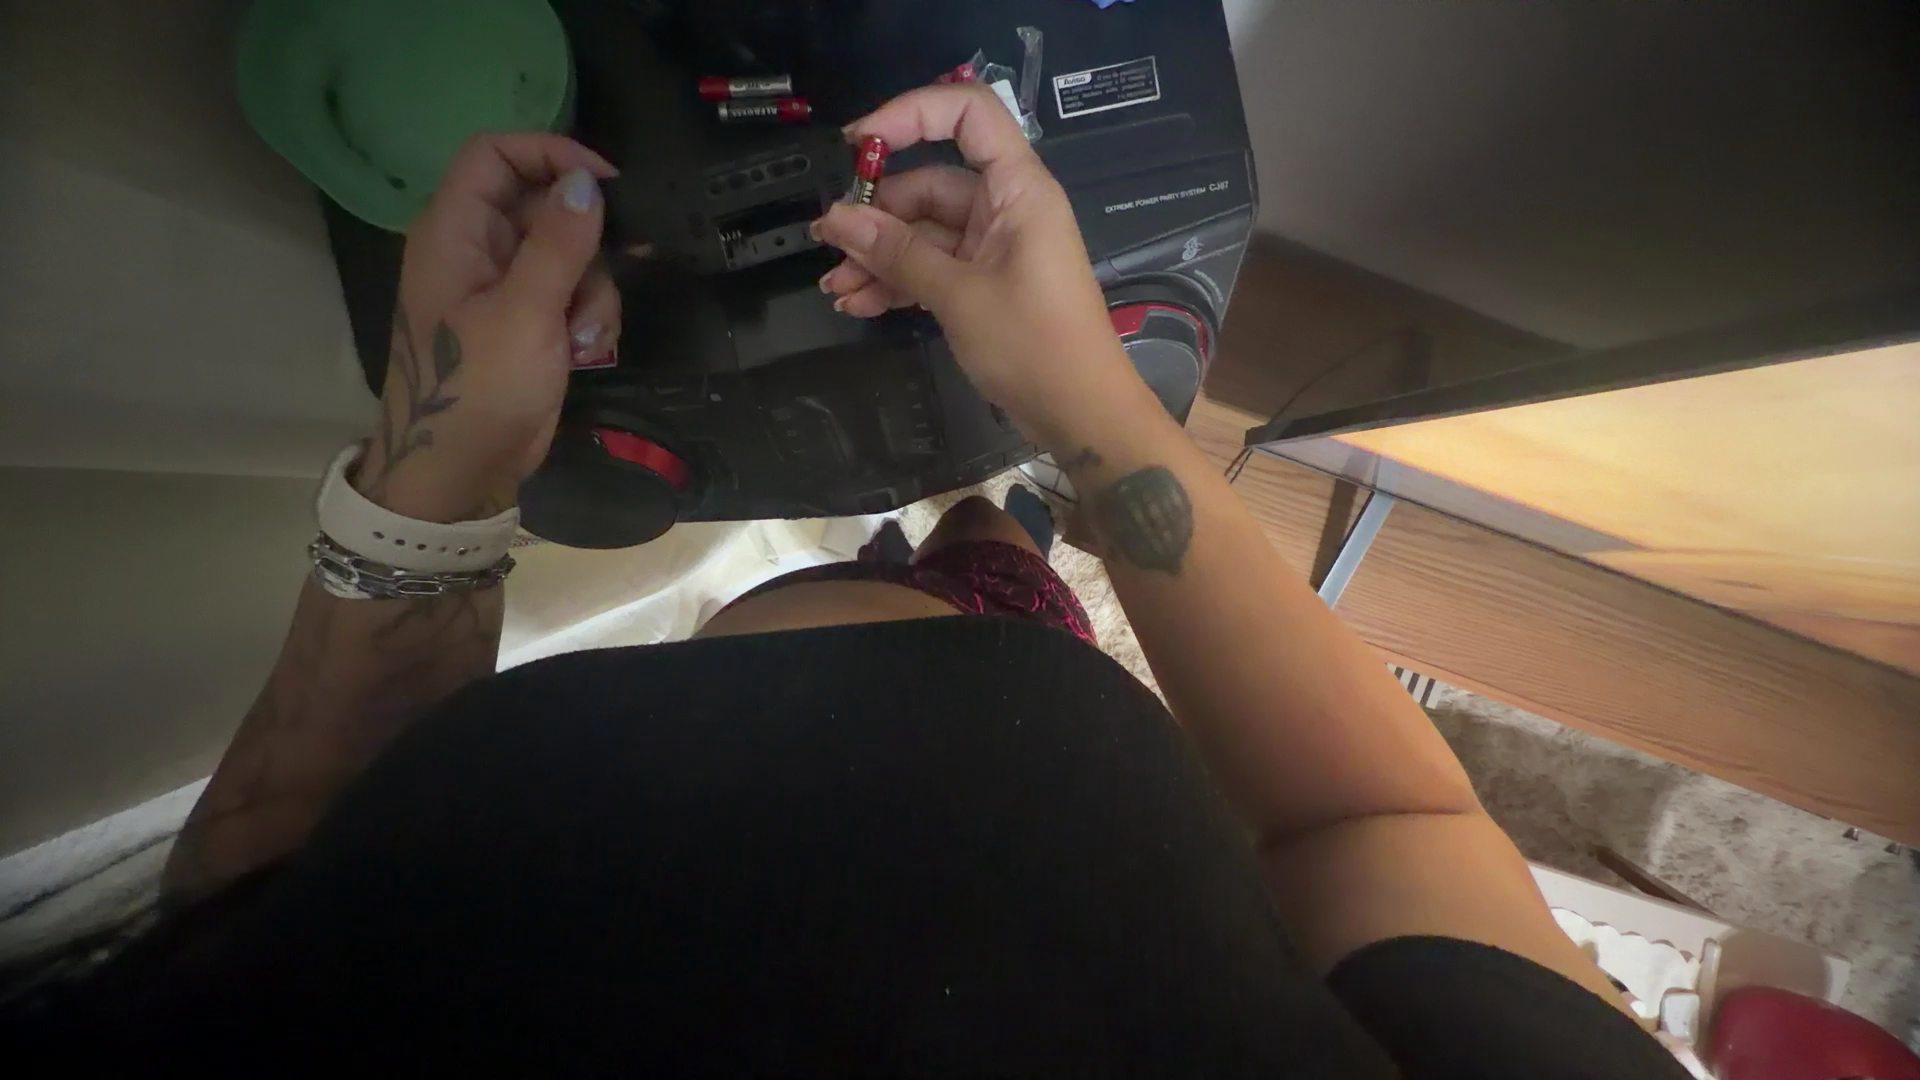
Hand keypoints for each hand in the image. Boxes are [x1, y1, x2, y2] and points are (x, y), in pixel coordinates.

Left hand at [356, 135, 619, 521]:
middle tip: (610, 280)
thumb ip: (558, 245)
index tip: (607, 183)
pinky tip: (586, 356)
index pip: (496, 157)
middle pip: (548, 212)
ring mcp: (510, 292)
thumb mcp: (524, 313)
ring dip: (595, 298)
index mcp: (456, 233)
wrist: (464, 466)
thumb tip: (587, 183)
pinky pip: (577, 301)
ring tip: (584, 342)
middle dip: (588, 250)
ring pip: (574, 262)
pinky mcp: (535, 326)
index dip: (550, 156)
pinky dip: (591, 324)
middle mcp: (481, 252)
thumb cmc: (478, 387)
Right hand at [815, 86, 1134, 428]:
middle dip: (877, 216)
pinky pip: (935, 272)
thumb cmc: (1033, 344)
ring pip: (926, 237)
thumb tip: (837, 219)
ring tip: (835, 288)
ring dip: (880, 260)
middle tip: (828, 245)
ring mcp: (995, 252)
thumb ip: (897, 253)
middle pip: (931, 187)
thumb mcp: (959, 295)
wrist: (1079, 412)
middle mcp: (1006, 210)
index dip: (909, 114)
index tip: (856, 146)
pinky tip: (860, 304)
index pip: (966, 114)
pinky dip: (901, 285)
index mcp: (1017, 188)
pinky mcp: (986, 288)